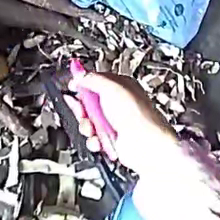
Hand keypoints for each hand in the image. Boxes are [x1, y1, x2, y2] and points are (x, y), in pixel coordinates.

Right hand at [62, 69, 182, 176]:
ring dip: (87, 126)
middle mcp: (116, 104)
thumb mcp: (111, 88)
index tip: (72, 85)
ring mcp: (113, 122)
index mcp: (119, 86)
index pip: (95, 80)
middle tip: (84, 111)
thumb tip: (80, 74)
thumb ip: (93, 79)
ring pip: (88, 122)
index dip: (82, 83)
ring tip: (94, 128)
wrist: (147, 145)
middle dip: (82, 108)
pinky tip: (99, 140)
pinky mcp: (111, 139)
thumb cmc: (137, 115)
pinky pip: (93, 138)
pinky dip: (94, 140)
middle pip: (87, 103)